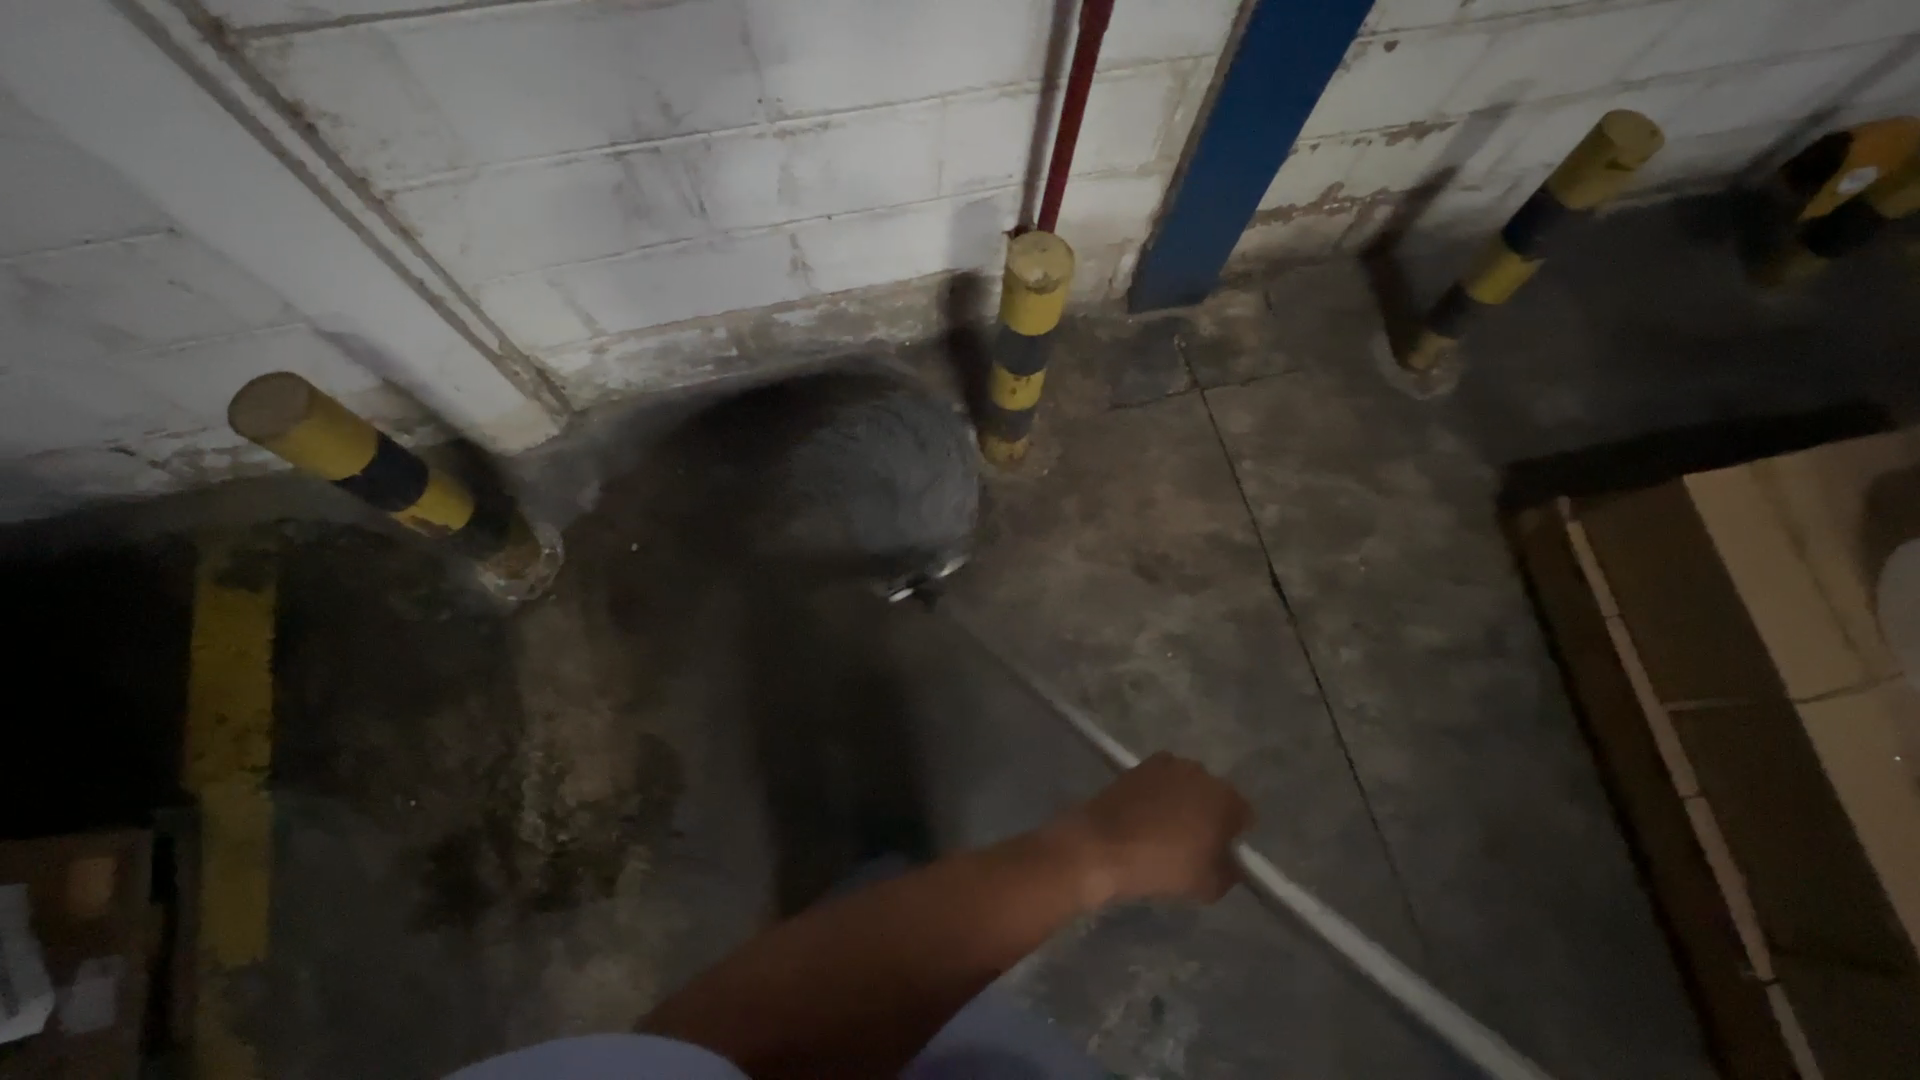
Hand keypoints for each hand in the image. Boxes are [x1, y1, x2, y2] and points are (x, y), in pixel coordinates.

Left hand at [1047, 751, 1251, 907]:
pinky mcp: (1138, 766)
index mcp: (1224, 798)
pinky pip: (1160, 782)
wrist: (1102, 846)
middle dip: (1210, 815)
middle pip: (1215, 795)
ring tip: (1165, 830)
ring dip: (1183, 802)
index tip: (1220, 854)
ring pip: (1187, 786)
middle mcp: (1200, 772)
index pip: (1244, 814)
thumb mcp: (1208, 885)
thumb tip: (1230, 863)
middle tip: (1194, 843)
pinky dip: (1157, 794)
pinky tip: (1144, 817)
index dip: (1234, 836)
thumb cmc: (1161, 866)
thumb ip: (1230, 872)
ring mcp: (1167, 764)